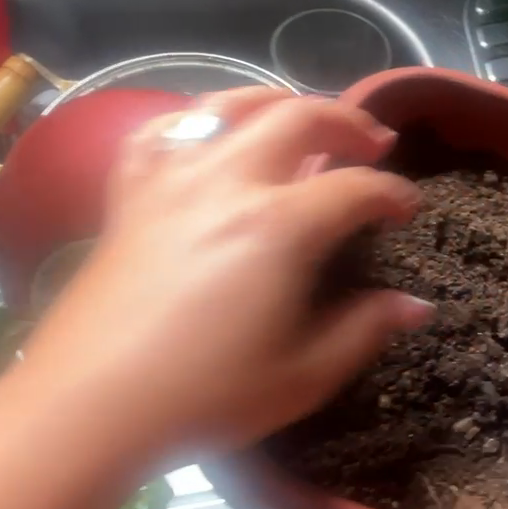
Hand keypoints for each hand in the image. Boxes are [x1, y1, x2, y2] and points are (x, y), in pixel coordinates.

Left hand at [16, 87, 428, 453]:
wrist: (90, 406)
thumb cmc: (206, 396)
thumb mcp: (304, 375)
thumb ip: (365, 330)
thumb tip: (417, 306)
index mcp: (279, 226)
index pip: (354, 189)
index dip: (392, 194)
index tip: (409, 208)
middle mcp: (227, 182)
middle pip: (298, 118)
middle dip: (347, 122)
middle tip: (374, 142)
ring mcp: (171, 181)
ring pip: (229, 106)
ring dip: (279, 102)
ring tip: (301, 117)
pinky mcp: (130, 196)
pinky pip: (163, 132)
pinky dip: (196, 121)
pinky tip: (209, 134)